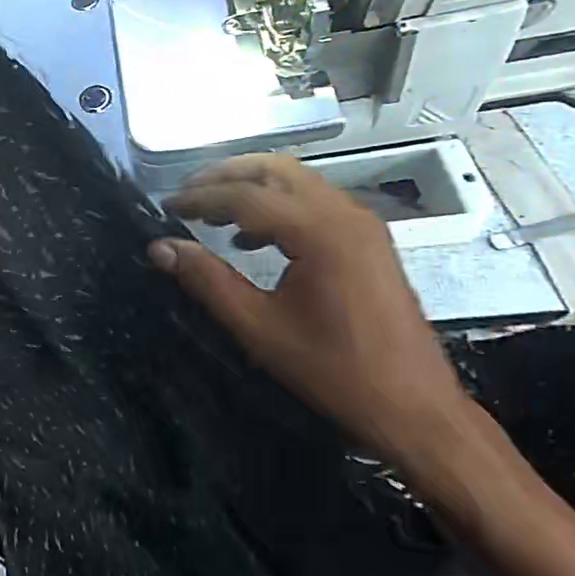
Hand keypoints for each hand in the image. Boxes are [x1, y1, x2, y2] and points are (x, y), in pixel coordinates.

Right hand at [149, 154, 469, 457]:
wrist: (413, 405)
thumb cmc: (335, 373)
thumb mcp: (261, 329)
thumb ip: (209, 282)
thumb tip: (162, 249)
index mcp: (320, 231)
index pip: (247, 195)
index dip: (202, 197)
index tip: (168, 205)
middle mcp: (345, 212)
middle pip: (276, 170)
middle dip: (227, 175)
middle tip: (188, 195)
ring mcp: (363, 223)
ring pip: (300, 182)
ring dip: (255, 188)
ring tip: (214, 215)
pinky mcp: (370, 238)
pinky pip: (318, 203)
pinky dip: (282, 207)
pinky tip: (255, 240)